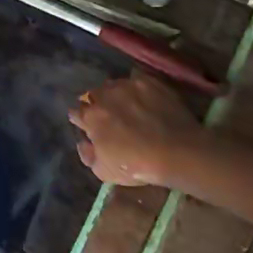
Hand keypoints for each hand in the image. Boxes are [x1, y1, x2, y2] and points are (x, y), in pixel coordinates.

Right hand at [67, 74, 211, 187]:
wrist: (176, 151)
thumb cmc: (136, 165)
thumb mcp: (104, 171)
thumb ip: (87, 154)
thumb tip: (83, 142)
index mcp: (91, 117)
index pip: (76, 112)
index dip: (80, 120)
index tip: (87, 126)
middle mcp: (105, 96)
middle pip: (93, 95)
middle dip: (96, 104)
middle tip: (108, 117)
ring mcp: (128, 86)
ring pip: (113, 85)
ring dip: (115, 94)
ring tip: (126, 105)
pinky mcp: (149, 82)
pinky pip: (136, 80)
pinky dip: (135, 88)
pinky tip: (143, 99)